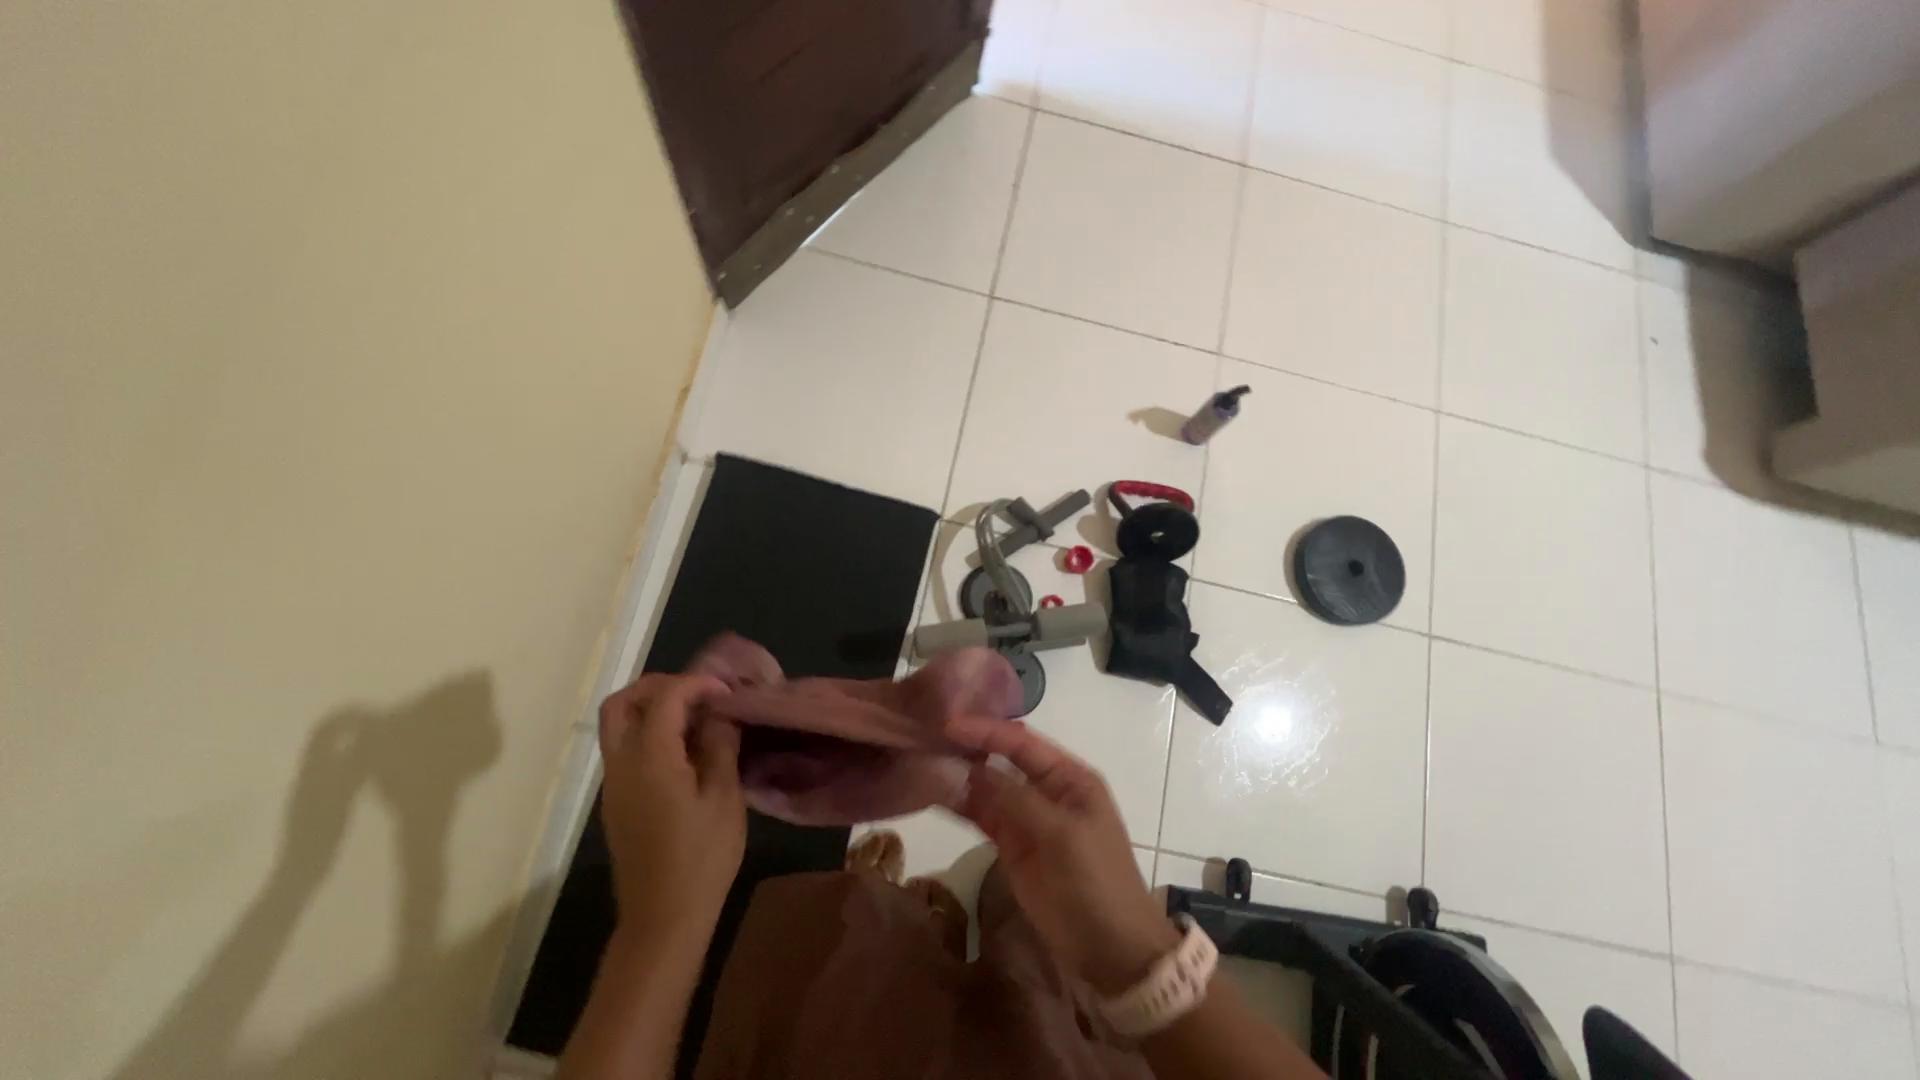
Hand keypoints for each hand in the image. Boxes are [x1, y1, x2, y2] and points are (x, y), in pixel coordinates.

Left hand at [597, 674, 745, 943]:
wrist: (663, 917)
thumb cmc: (702, 858)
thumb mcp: (724, 798)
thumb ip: (720, 746)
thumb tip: (720, 713)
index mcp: (650, 758)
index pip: (664, 698)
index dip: (696, 684)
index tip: (728, 691)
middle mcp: (621, 763)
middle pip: (622, 702)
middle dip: (660, 687)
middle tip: (700, 694)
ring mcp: (614, 784)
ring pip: (618, 725)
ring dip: (652, 709)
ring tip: (697, 720)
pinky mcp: (617, 801)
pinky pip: (624, 749)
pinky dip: (649, 733)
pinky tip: (686, 752)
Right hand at [949, 717, 1181, 994]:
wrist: (1111, 948)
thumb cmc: (1096, 881)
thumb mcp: (1062, 835)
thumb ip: (1017, 799)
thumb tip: (972, 768)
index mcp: (1069, 777)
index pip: (1022, 743)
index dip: (986, 731)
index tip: (947, 723)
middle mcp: (1046, 790)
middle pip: (1001, 759)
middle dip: (968, 747)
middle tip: (924, 734)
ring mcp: (1027, 819)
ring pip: (987, 787)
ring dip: (959, 774)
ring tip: (920, 759)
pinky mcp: (1011, 846)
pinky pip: (982, 817)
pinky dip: (960, 805)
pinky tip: (933, 792)